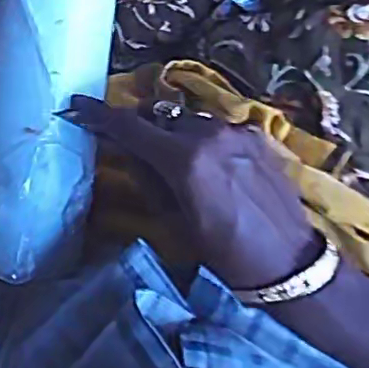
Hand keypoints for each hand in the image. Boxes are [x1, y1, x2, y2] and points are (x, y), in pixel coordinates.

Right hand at [62, 95, 321, 289]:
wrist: (290, 264)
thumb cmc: (225, 254)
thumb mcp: (175, 221)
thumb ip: (148, 179)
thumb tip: (129, 151)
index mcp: (185, 159)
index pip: (130, 126)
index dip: (100, 114)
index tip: (78, 103)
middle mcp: (209, 134)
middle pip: (160, 118)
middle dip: (143, 130)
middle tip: (136, 151)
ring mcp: (237, 131)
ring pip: (189, 121)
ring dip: (176, 135)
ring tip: (181, 166)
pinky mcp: (257, 136)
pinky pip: (217, 129)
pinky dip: (204, 140)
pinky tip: (212, 167)